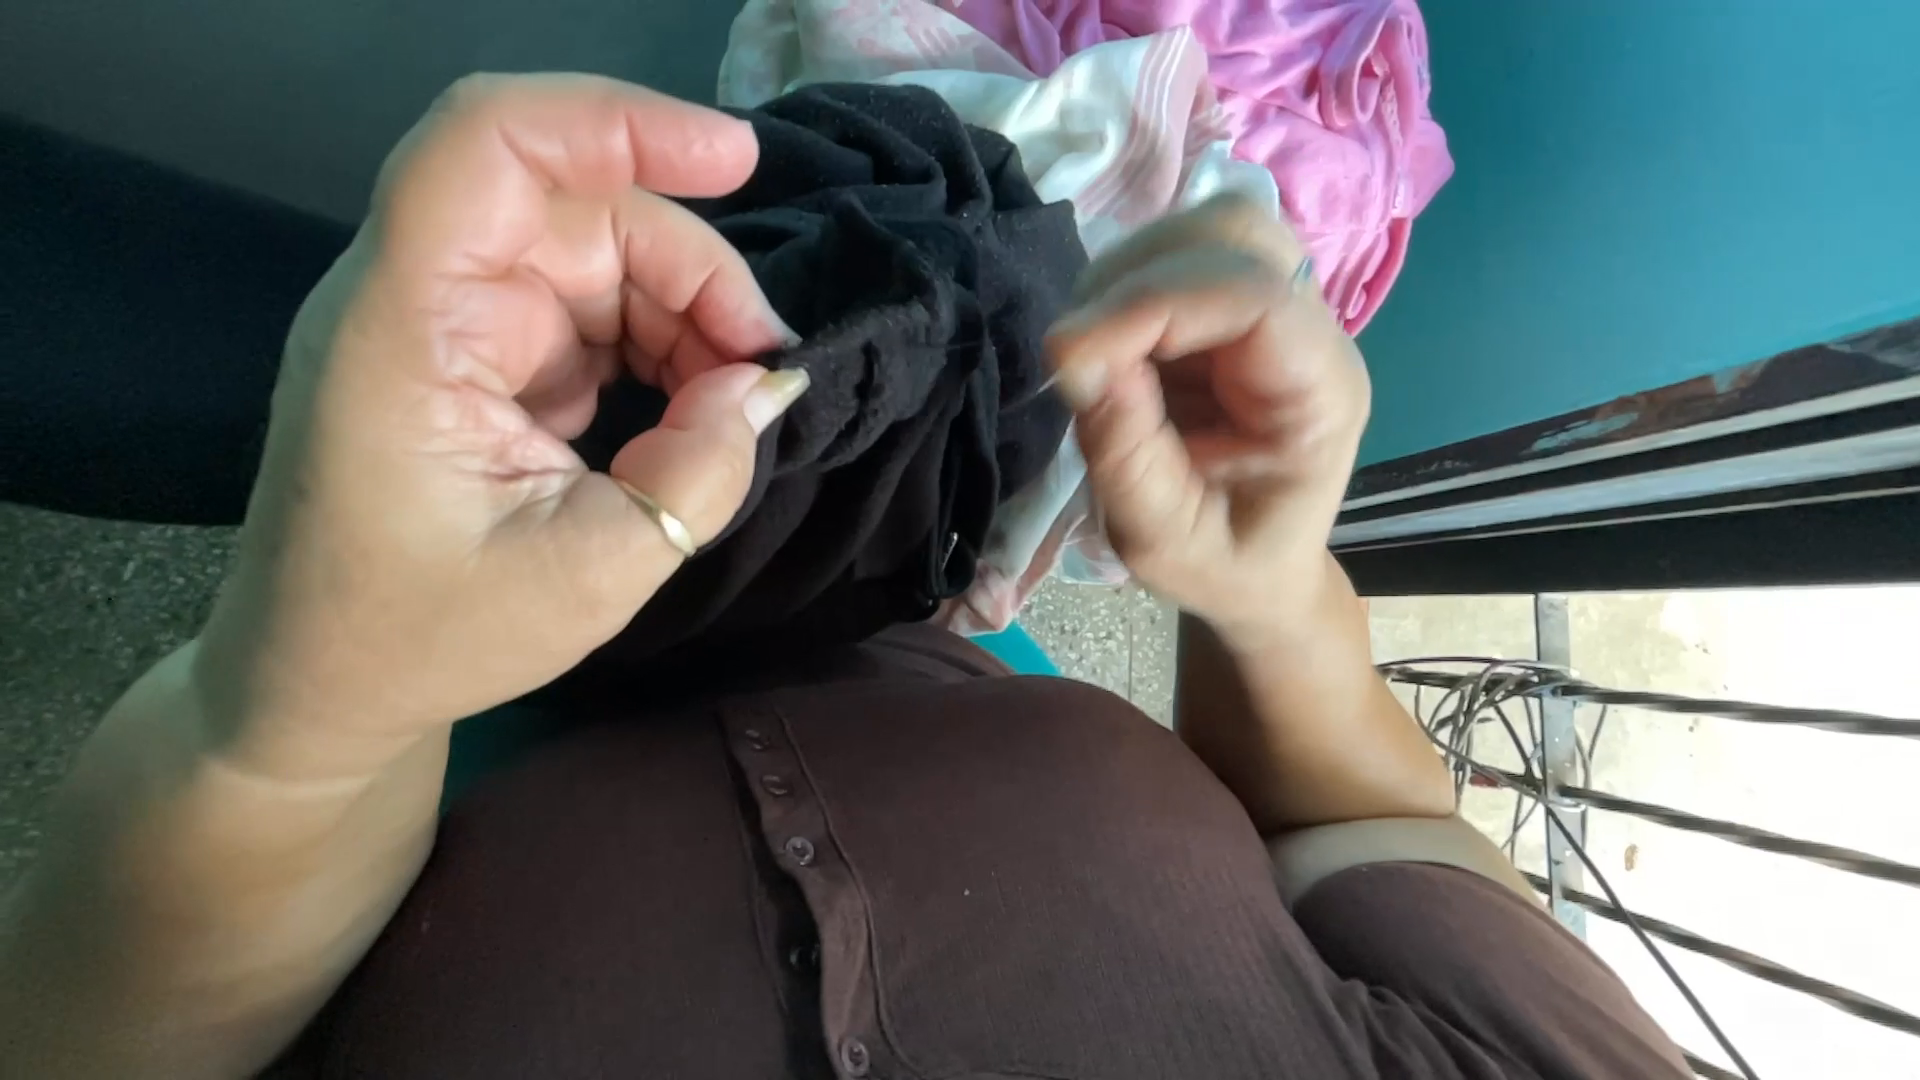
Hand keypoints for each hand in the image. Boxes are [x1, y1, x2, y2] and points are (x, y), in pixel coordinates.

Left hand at [193, 75, 806, 780]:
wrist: (333, 680)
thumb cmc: (432, 636)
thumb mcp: (591, 574)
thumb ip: (696, 475)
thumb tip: (770, 387)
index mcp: (410, 330)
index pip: (493, 150)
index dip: (617, 124)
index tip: (738, 160)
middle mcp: (430, 297)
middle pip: (584, 212)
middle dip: (698, 277)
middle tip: (768, 371)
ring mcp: (466, 325)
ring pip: (607, 259)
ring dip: (693, 318)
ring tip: (736, 405)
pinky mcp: (499, 358)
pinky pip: (605, 314)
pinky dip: (669, 349)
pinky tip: (697, 408)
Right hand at [1045, 194, 1369, 643]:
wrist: (1252, 568)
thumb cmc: (1221, 566)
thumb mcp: (1164, 541)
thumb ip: (1127, 458)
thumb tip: (1077, 358)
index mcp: (1317, 394)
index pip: (1253, 296)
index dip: (1152, 306)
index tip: (1070, 358)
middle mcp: (1306, 334)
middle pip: (1230, 236)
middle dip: (1135, 283)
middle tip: (1078, 361)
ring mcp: (1269, 315)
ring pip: (1200, 232)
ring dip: (1124, 279)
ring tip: (1091, 357)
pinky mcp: (1226, 314)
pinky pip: (1174, 258)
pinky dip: (1122, 287)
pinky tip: (1108, 347)